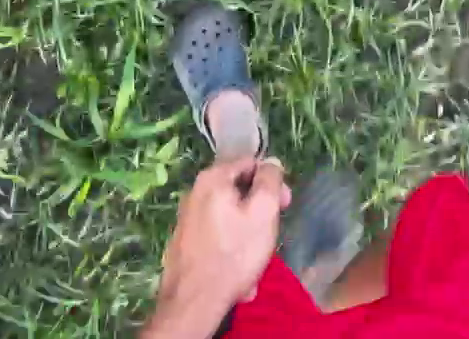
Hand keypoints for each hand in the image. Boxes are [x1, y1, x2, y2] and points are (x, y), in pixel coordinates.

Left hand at [145, 157, 290, 337]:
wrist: (192, 305)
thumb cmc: (234, 253)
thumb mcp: (264, 210)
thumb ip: (270, 180)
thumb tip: (271, 162)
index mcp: (213, 178)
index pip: (252, 164)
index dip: (272, 182)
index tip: (284, 204)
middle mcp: (195, 192)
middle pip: (239, 192)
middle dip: (259, 211)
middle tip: (271, 233)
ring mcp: (186, 219)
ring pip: (229, 217)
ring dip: (246, 234)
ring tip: (255, 260)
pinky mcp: (184, 244)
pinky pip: (216, 237)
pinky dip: (230, 248)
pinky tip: (238, 272)